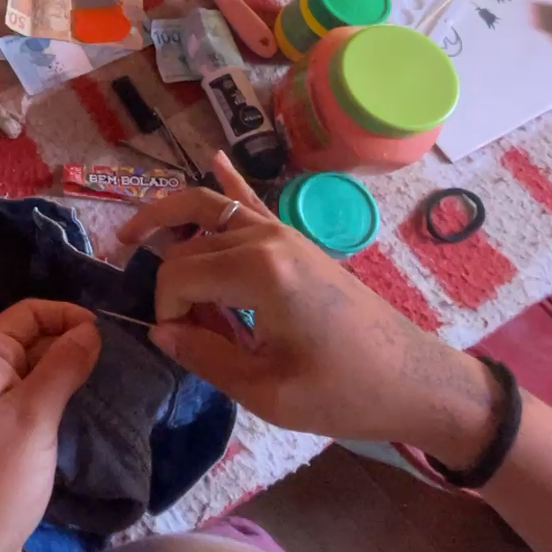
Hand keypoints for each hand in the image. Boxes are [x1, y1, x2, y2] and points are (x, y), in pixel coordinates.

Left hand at [0, 298, 102, 551]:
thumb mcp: (36, 415)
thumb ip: (63, 366)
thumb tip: (90, 328)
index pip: (27, 312)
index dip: (66, 315)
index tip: (107, 334)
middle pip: (29, 337)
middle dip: (68, 342)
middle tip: (113, 362)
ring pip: (30, 368)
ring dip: (63, 370)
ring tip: (104, 382)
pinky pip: (26, 395)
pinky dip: (52, 395)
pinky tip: (77, 409)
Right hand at [118, 152, 498, 466]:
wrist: (419, 382)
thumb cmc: (346, 393)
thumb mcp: (270, 393)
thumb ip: (205, 356)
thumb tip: (160, 331)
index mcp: (258, 272)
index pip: (179, 275)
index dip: (168, 309)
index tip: (182, 342)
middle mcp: (264, 238)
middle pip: (187, 245)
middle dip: (170, 283)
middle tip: (175, 323)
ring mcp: (281, 232)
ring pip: (206, 207)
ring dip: (167, 216)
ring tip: (132, 234)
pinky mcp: (293, 238)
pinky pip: (250, 201)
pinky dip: (228, 180)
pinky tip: (215, 158)